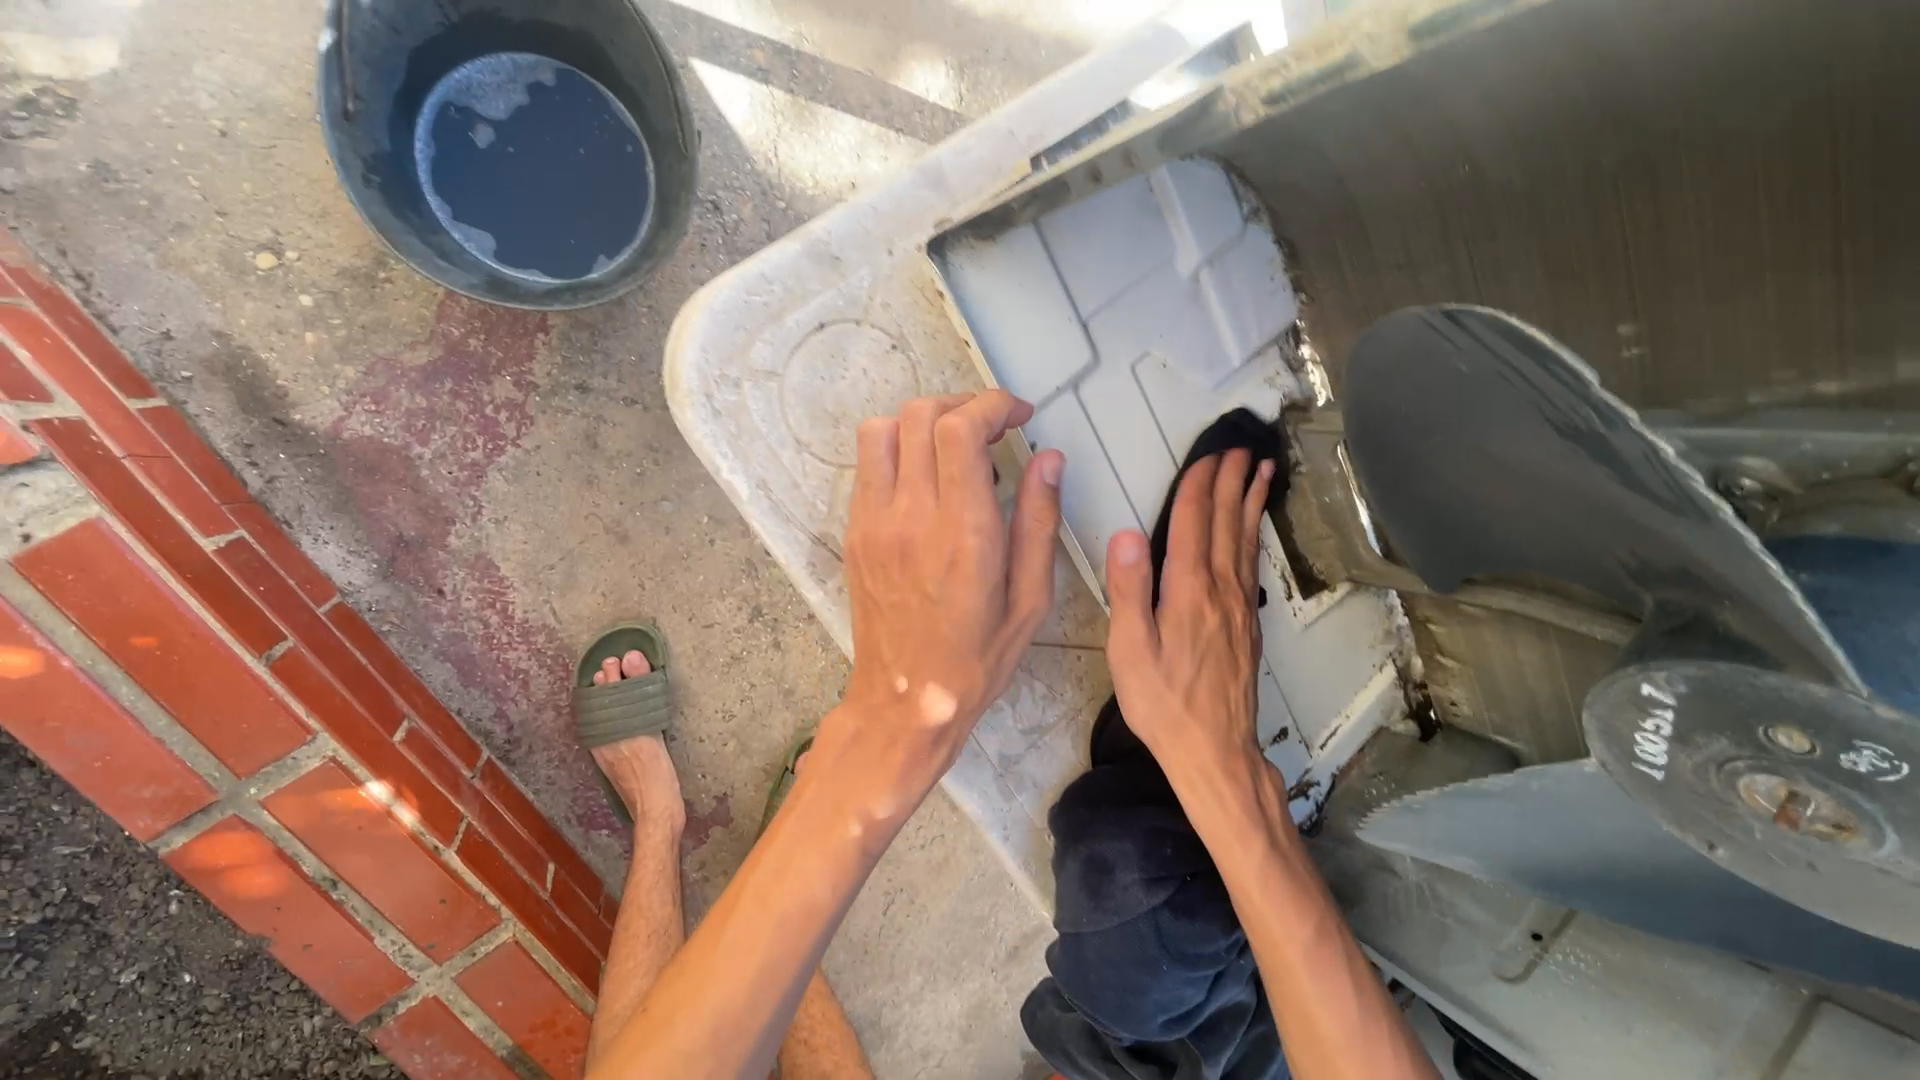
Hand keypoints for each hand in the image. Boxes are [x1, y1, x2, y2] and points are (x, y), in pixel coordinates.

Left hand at [835, 391, 1064, 789]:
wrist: (906, 698)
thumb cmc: (977, 657)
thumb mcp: (1031, 598)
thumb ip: (1039, 521)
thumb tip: (1048, 460)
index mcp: (963, 532)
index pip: (961, 429)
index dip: (993, 404)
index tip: (1019, 415)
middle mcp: (911, 516)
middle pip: (920, 415)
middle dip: (962, 404)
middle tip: (992, 427)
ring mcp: (874, 522)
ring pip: (882, 430)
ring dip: (922, 420)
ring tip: (954, 446)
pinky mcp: (855, 533)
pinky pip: (867, 465)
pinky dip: (897, 449)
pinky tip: (925, 479)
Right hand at [1105, 449, 1274, 789]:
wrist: (1215, 748)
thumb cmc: (1162, 702)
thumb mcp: (1129, 649)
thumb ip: (1129, 590)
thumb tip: (1126, 535)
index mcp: (1188, 590)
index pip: (1193, 523)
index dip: (1198, 485)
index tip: (1207, 455)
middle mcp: (1221, 589)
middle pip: (1226, 522)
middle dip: (1231, 481)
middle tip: (1241, 448)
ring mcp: (1240, 606)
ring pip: (1246, 540)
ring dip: (1252, 502)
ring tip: (1262, 472)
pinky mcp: (1249, 624)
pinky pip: (1252, 563)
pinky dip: (1254, 535)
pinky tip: (1254, 529)